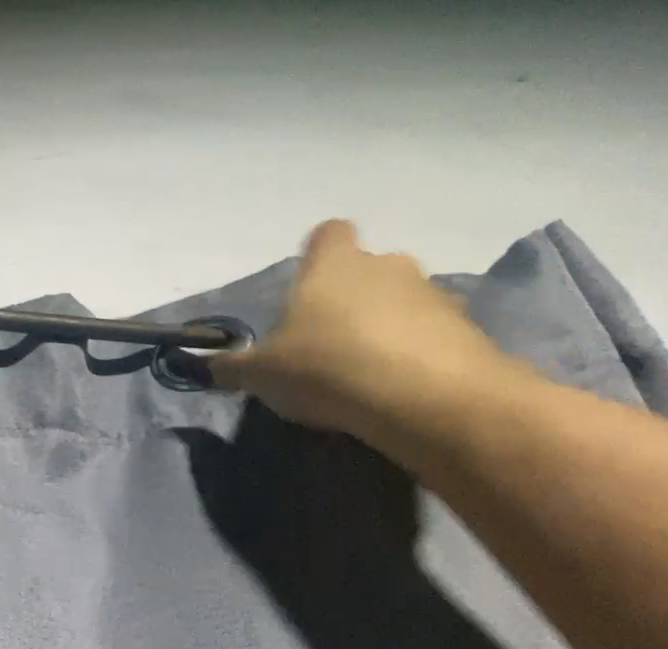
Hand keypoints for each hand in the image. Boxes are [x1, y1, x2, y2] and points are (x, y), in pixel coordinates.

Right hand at [210, 220, 538, 438]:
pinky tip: (394, 385)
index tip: (303, 287)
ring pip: (400, 299)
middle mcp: (386, 265)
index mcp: (333, 265)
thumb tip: (204, 365)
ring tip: (361, 370)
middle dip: (349, 296)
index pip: (328, 234)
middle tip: (325, 340)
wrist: (422, 396)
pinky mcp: (463, 327)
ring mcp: (431, 292)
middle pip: (366, 268)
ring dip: (383, 324)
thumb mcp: (260, 374)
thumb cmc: (325, 366)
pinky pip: (429, 331)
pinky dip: (412, 350)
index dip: (315, 254)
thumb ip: (231, 366)